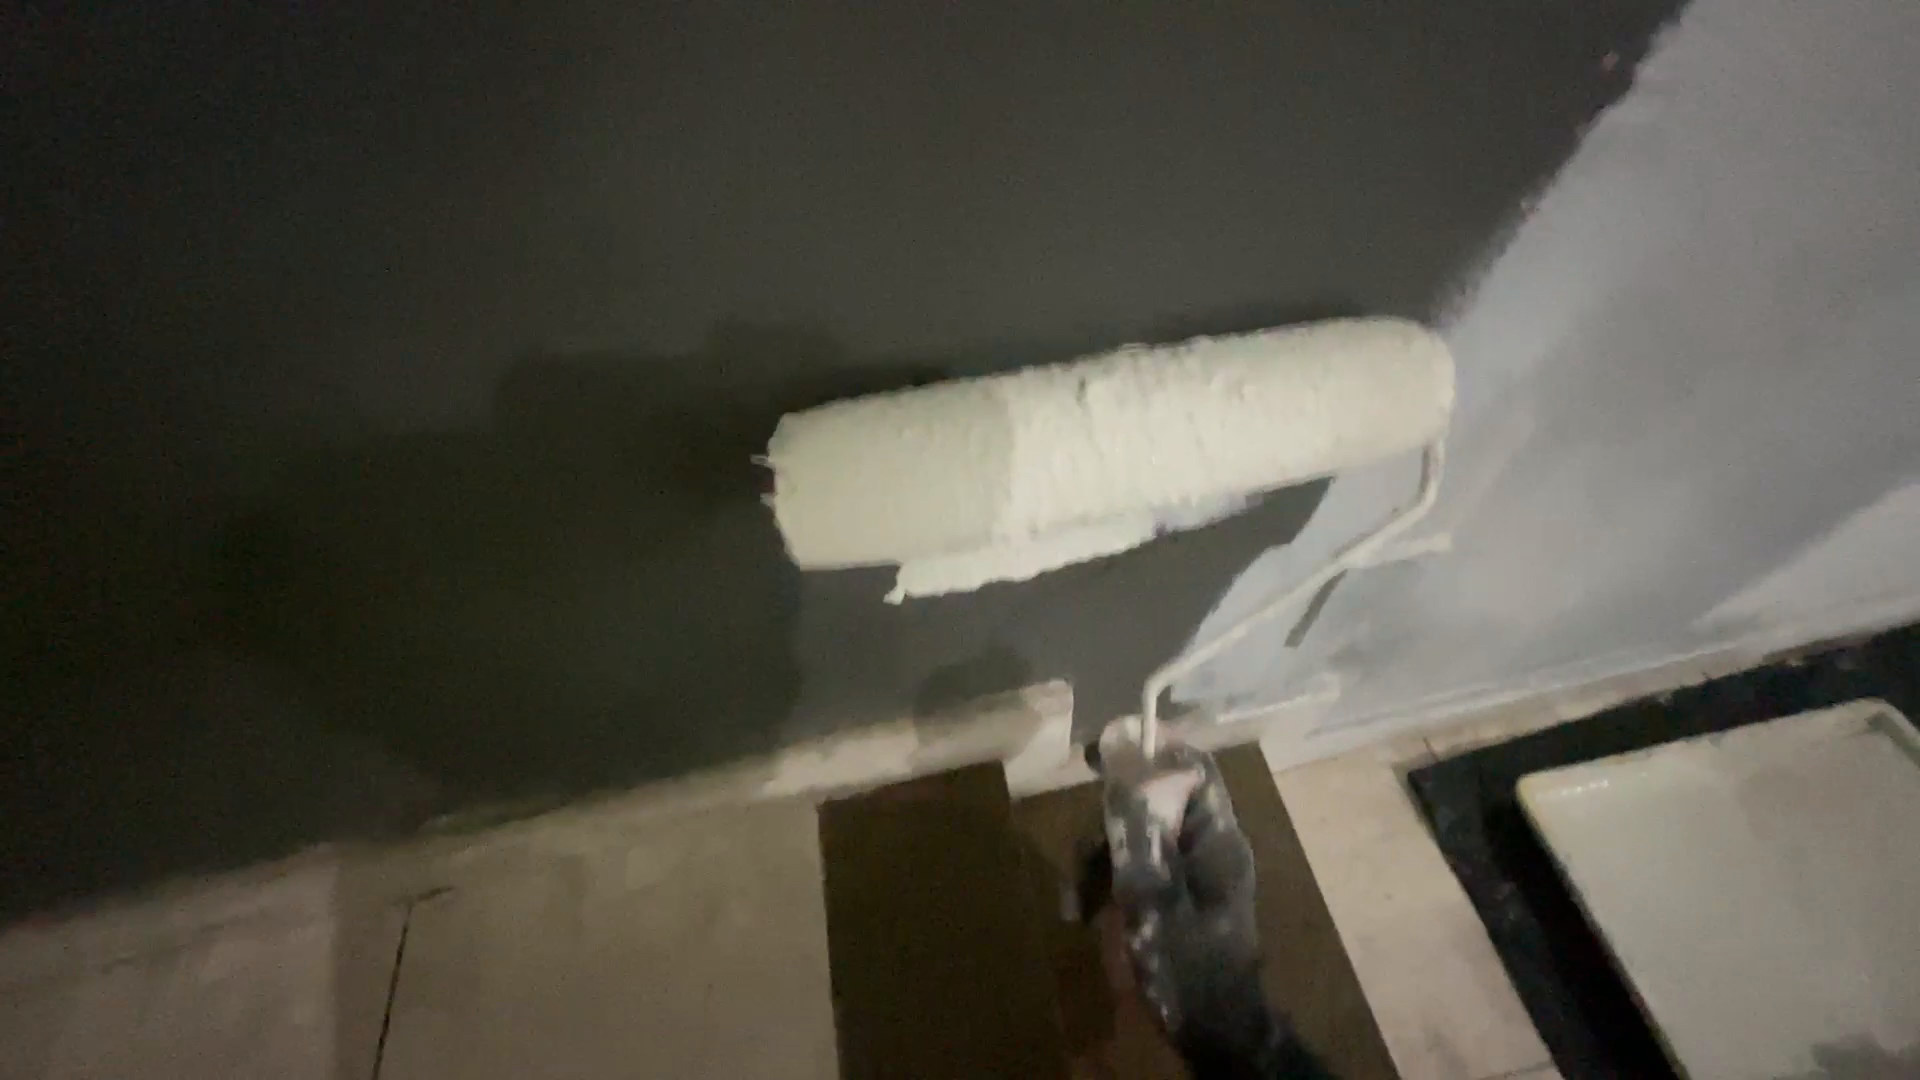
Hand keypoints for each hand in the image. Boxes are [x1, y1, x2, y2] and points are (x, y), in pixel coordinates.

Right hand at [1100, 745, 1264, 1046]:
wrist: (1212, 1037)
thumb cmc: (1187, 961)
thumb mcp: (1151, 884)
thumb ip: (1134, 814)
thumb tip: (1120, 736)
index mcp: (1214, 832)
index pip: (1189, 763)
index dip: (1148, 746)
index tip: (1097, 753)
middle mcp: (1203, 842)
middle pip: (1150, 798)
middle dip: (1108, 820)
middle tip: (1084, 854)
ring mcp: (1185, 870)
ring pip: (1132, 832)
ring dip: (1096, 857)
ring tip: (1077, 902)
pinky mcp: (1168, 895)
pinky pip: (1129, 865)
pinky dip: (1101, 882)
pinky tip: (1082, 912)